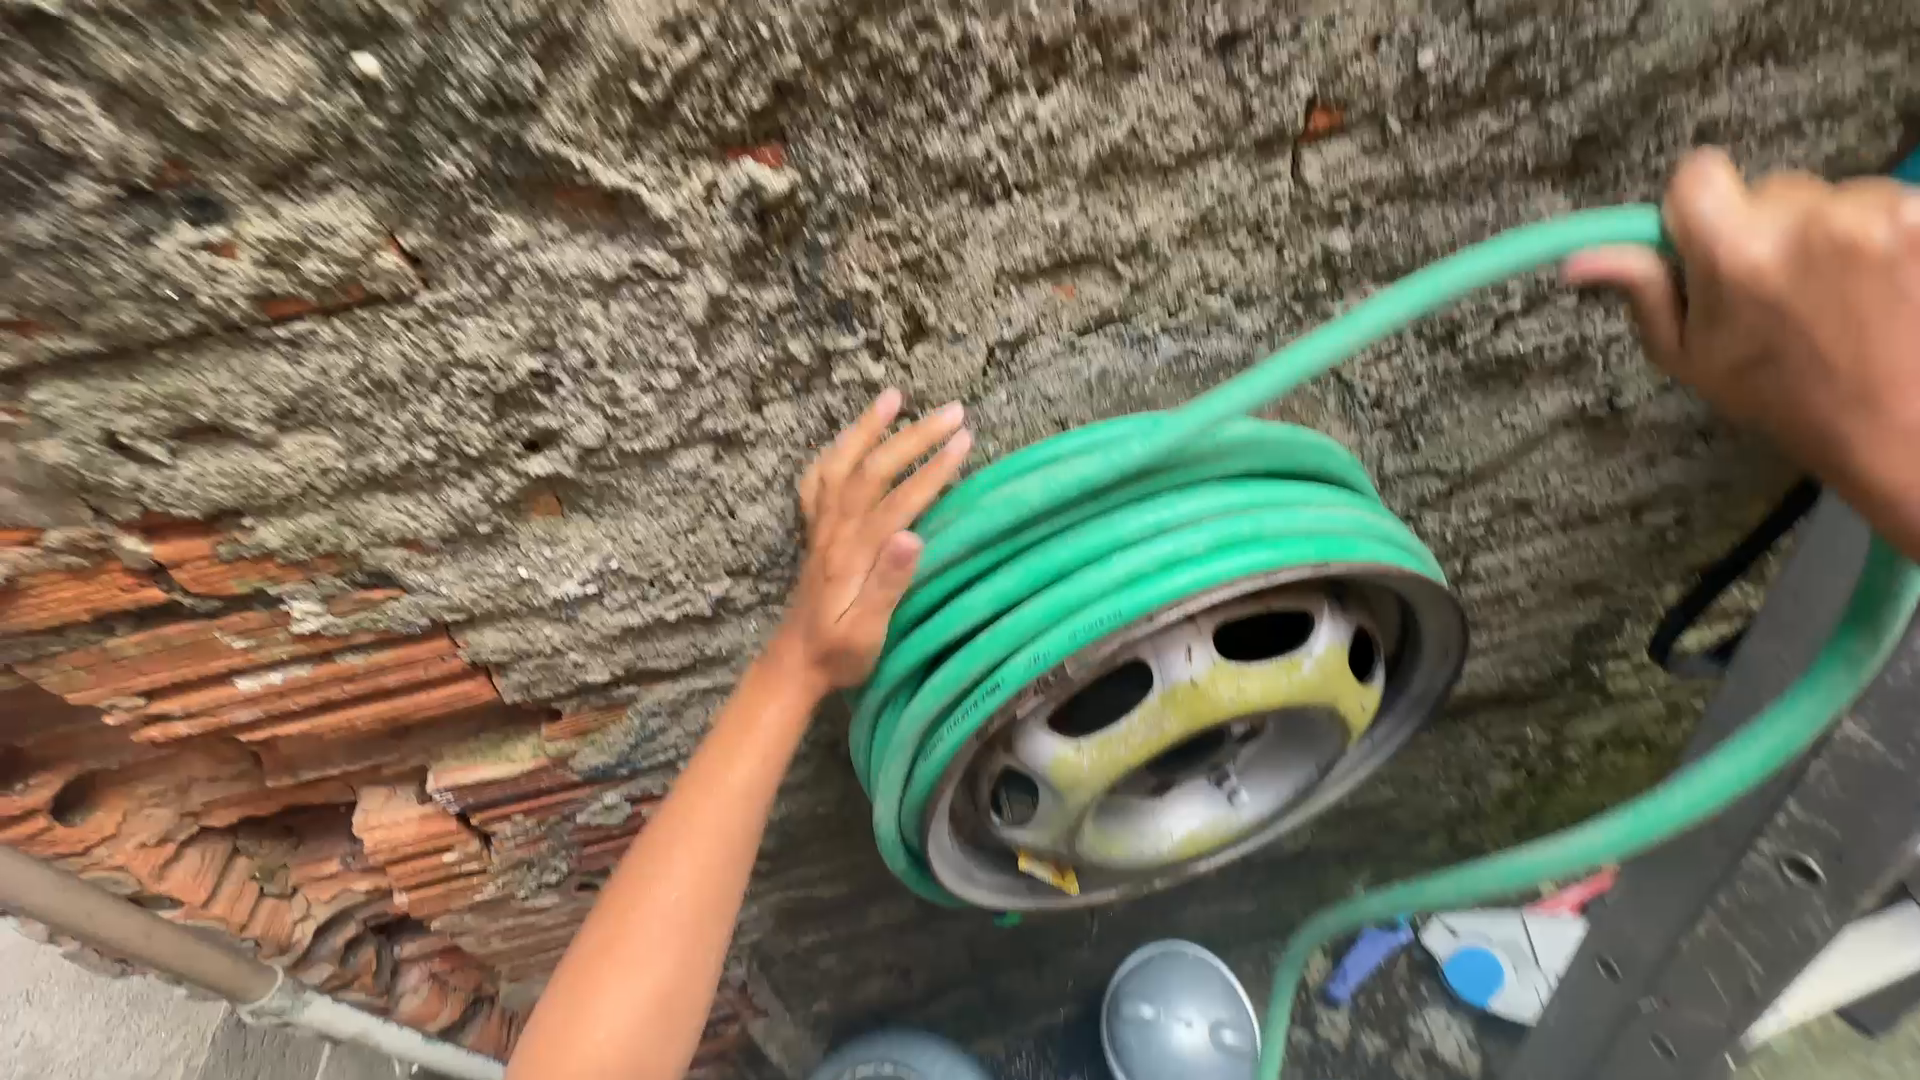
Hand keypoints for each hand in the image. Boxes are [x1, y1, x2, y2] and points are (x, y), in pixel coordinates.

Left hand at [776, 389, 971, 690]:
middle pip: (872, 470)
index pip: (898, 500)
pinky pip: (817, 481)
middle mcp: (834, 531)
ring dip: (867, 428)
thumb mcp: (867, 632)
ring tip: (893, 397)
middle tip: (953, 412)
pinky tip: (847, 440)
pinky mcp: (813, 533)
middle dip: (914, 437)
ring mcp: (820, 528)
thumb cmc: (839, 654)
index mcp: (853, 553)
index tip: (965, 440)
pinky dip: (833, 453)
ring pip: (841, 465)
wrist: (794, 664)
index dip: (933, 469)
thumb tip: (914, 535)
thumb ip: (888, 584)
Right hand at [1565, 147, 1919, 556]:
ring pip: (1828, 194)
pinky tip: (1868, 280)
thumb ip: (1641, 290)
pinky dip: (1868, 233)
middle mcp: (1812, 220)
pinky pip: (1879, 203)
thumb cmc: (1773, 390)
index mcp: (1737, 254)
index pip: (1699, 174)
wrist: (1891, 416)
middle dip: (1759, 223)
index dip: (1692, 201)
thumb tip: (1579, 262)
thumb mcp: (1682, 351)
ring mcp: (1884, 212)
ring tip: (1824, 287)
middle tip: (1764, 283)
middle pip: (1767, 186)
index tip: (1699, 235)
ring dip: (1820, 228)